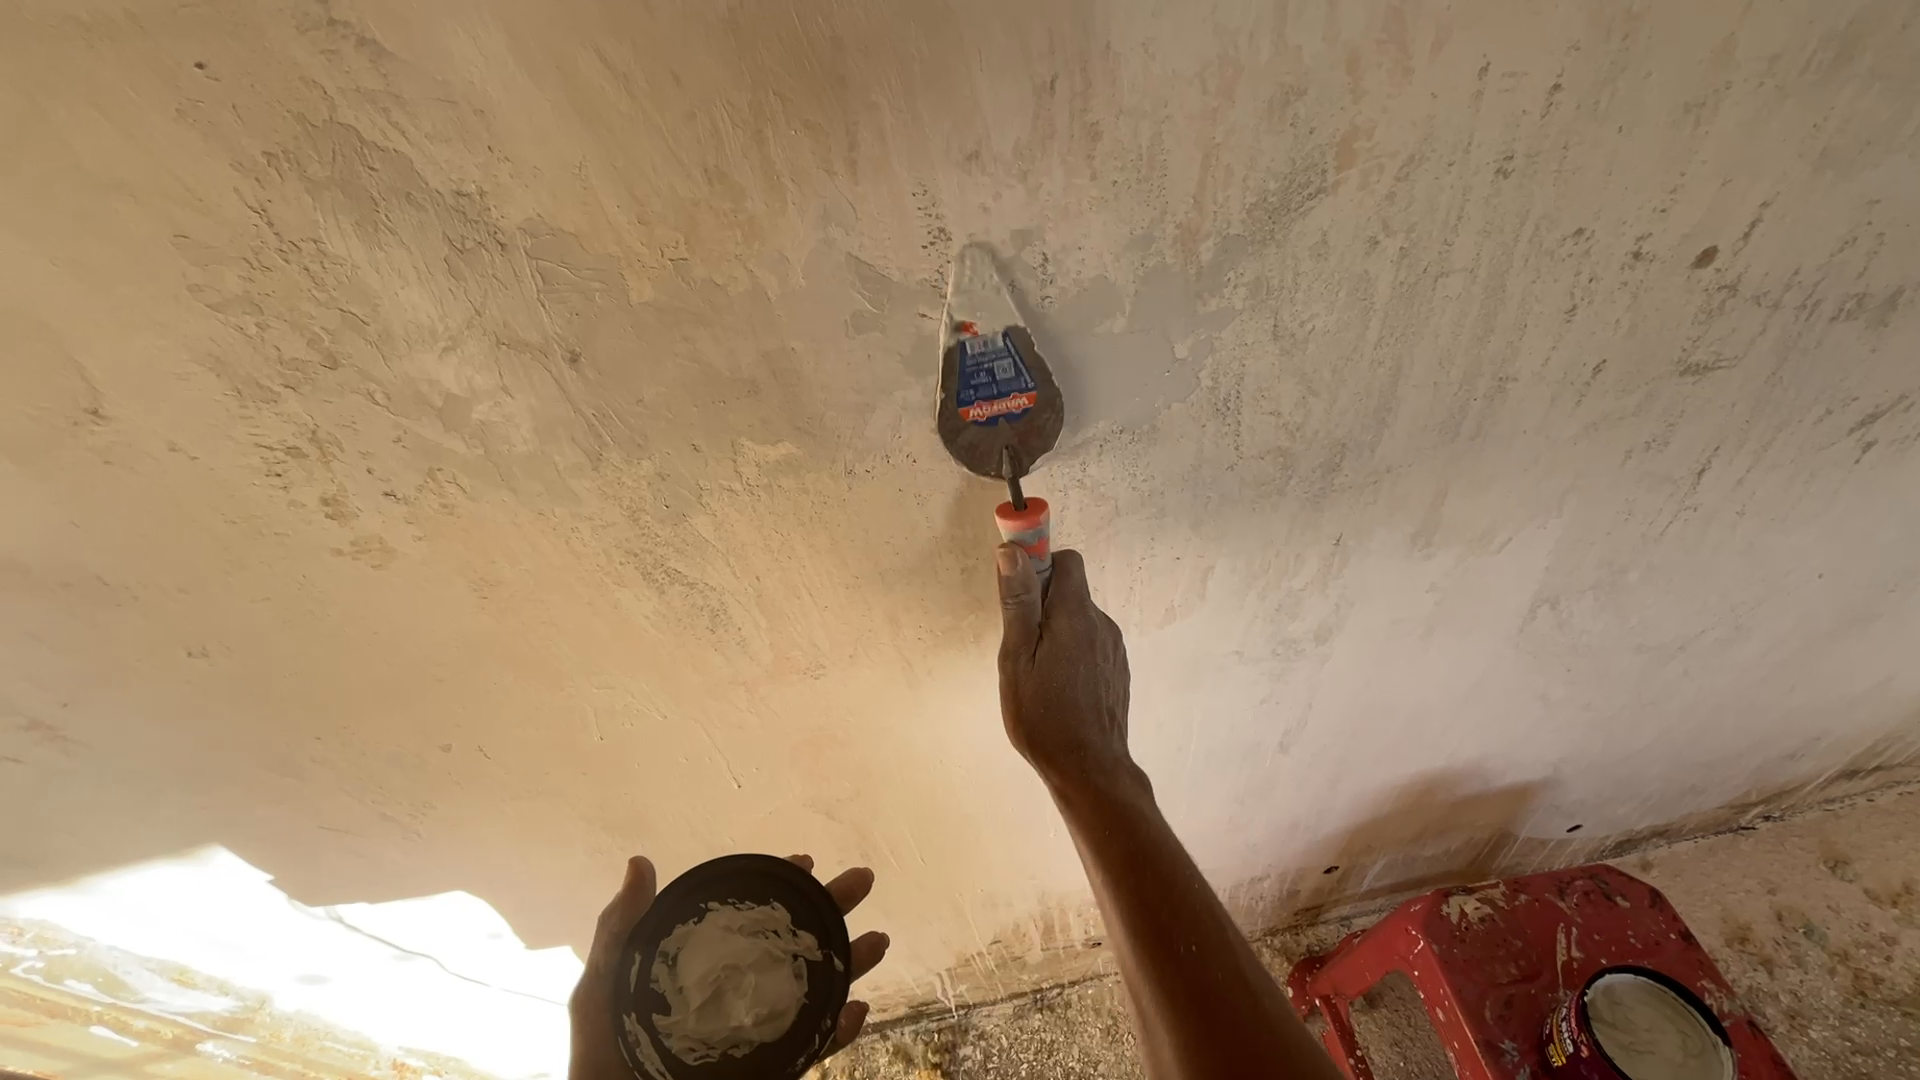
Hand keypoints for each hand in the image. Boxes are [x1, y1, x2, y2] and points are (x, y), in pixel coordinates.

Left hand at [568, 854, 889, 1079]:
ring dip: (850, 963)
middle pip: (796, 943)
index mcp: (707, 964)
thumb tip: (640, 861)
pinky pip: (813, 1051)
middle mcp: (741, 990)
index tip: (805, 860)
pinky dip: (840, 1033)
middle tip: (862, 879)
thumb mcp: (600, 991)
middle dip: (833, 908)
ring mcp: (759, 1032)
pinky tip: (856, 1012)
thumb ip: (620, 931)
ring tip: (878, 940)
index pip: (752, 916)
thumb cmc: (603, 1060)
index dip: (781, 884)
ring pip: (816, 990)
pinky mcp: (772, 1070)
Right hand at [995, 544, 1133, 792]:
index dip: (1040, 565)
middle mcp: (1101, 623)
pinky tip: (1059, 688)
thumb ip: (1018, 602)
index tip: (1018, 590)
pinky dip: (1071, 652)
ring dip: (1056, 632)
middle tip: (1020, 646)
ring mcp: (1113, 648)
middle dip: (1042, 606)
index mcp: (1075, 615)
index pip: (1067, 560)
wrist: (1090, 769)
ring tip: (1038, 674)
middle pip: (1070, 591)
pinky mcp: (1117, 669)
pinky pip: (1090, 643)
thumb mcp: (1017, 658)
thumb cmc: (1044, 716)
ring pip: (1079, 620)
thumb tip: (1012, 551)